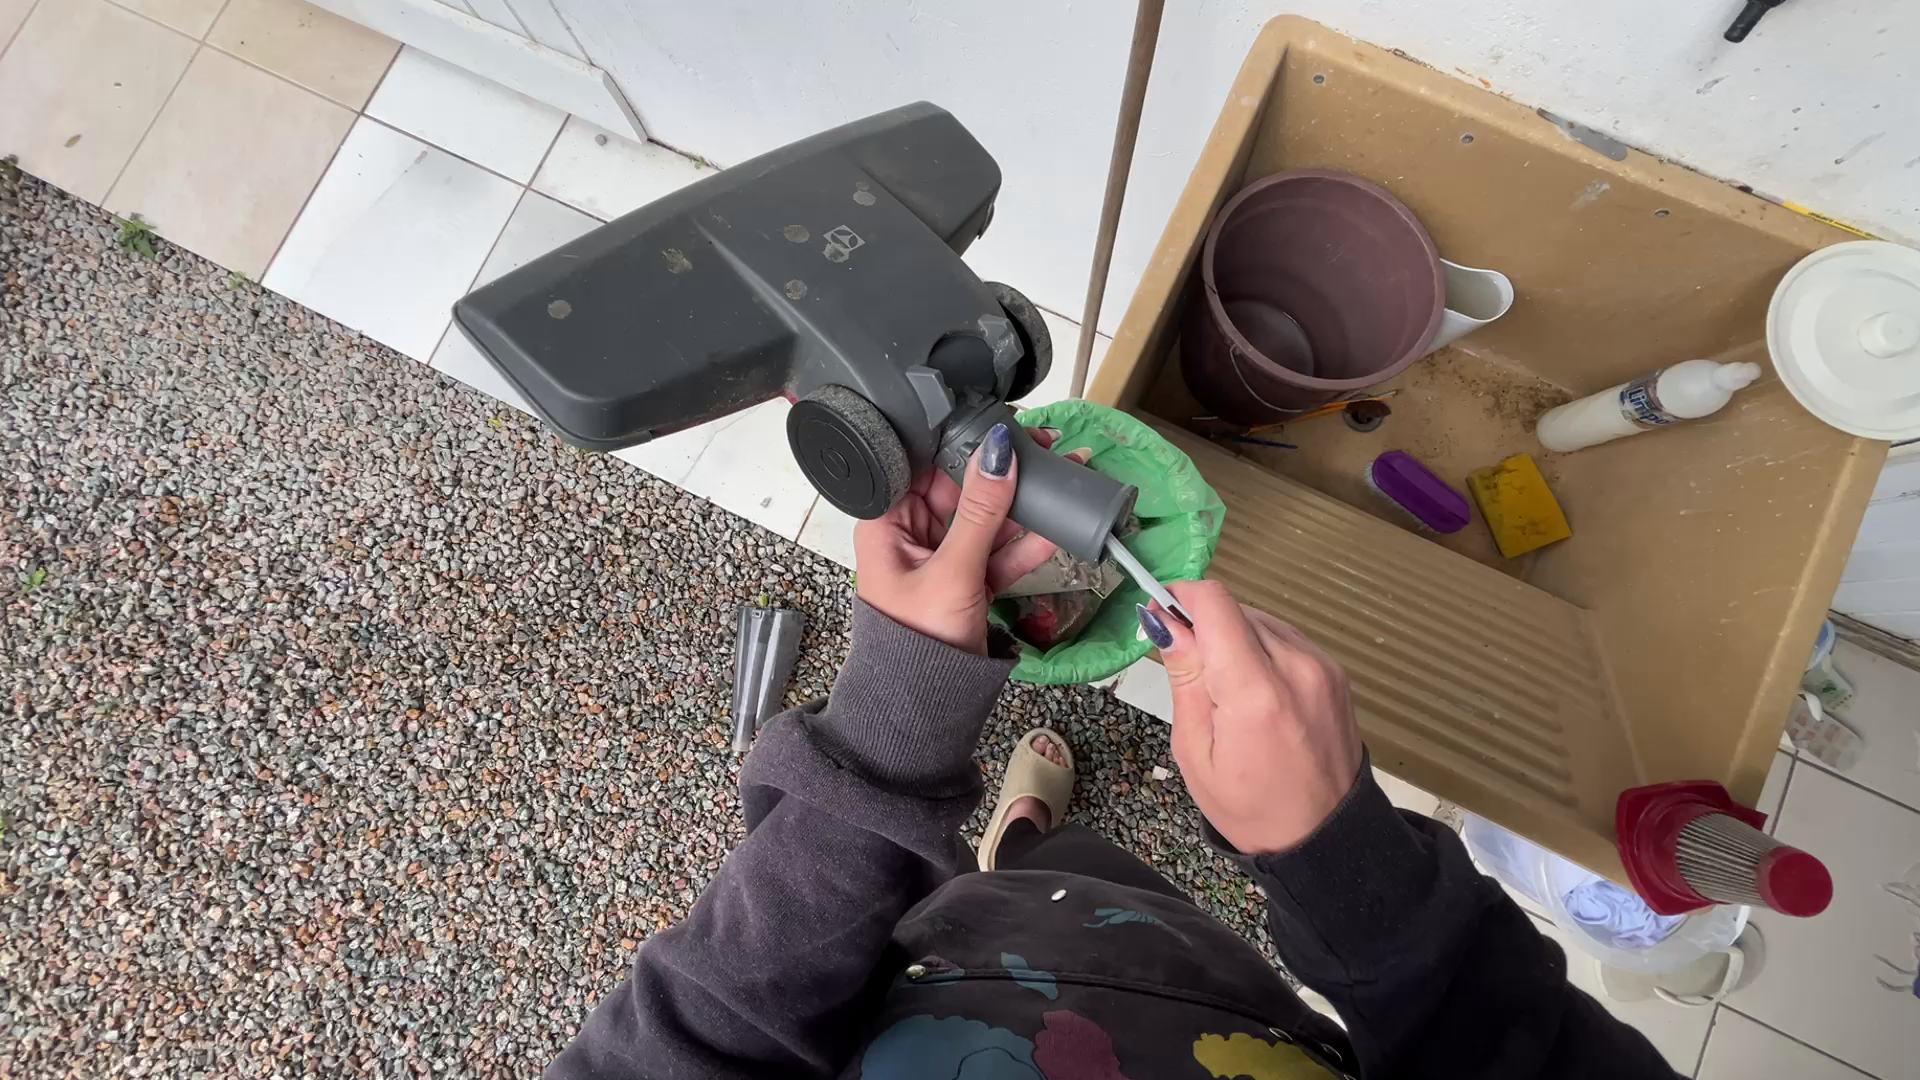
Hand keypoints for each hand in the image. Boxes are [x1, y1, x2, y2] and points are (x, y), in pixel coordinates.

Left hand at [853, 423, 1070, 654]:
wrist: (927, 705)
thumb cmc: (918, 638)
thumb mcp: (953, 570)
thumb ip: (981, 511)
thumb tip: (999, 452)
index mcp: (887, 523)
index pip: (923, 468)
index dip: (961, 445)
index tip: (1002, 427)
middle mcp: (912, 534)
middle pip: (960, 489)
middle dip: (1003, 472)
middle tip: (1045, 445)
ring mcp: (943, 558)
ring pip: (986, 520)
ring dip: (1023, 505)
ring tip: (1063, 475)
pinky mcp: (968, 580)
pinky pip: (998, 552)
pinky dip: (1025, 543)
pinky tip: (1057, 525)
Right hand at [1139, 580, 1362, 853]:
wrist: (1328, 841)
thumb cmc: (1248, 805)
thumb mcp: (1194, 749)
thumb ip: (1185, 676)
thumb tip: (1164, 622)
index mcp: (1255, 690)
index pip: (1215, 603)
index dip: (1180, 596)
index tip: (1160, 615)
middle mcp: (1296, 665)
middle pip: (1234, 607)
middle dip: (1200, 622)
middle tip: (1184, 662)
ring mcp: (1322, 665)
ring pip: (1258, 618)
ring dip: (1229, 635)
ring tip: (1221, 684)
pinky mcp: (1334, 671)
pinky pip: (1283, 636)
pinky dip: (1257, 647)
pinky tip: (1251, 686)